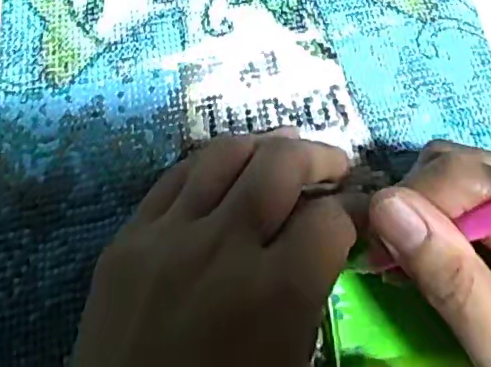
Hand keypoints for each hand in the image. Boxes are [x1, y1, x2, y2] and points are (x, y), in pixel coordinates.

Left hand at [72, 130, 362, 366]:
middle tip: (333, 166)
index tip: (363, 209)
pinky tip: (227, 167)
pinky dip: (210, 163)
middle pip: (281, 164)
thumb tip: (333, 232)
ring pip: (226, 153)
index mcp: (274, 295)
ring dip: (265, 144)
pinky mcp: (127, 239)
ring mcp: (168, 237)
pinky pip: (175, 175)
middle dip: (318, 156)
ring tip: (283, 149)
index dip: (357, 209)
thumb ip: (313, 290)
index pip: (331, 219)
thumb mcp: (289, 361)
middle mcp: (223, 249)